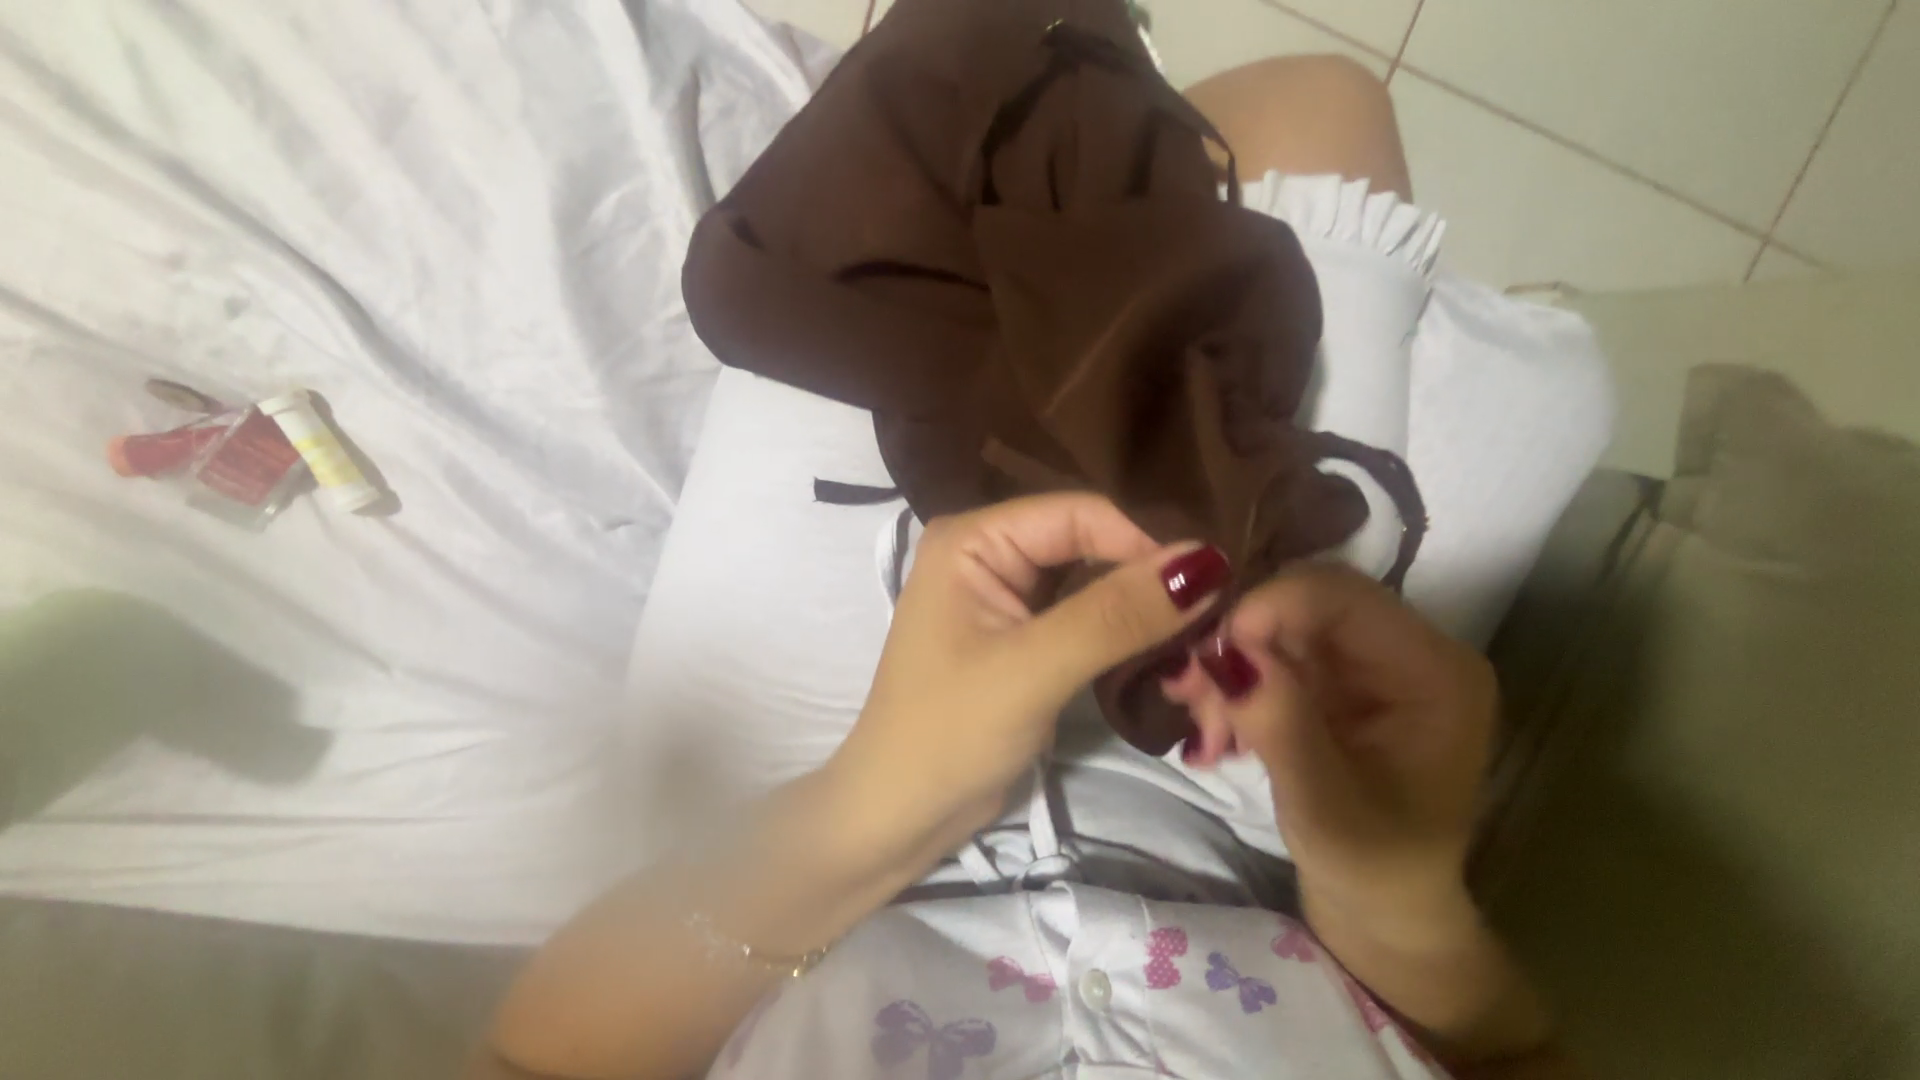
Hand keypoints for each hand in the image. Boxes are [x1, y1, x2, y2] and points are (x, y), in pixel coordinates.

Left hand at [826, 493, 1228, 868]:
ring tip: (1197, 640)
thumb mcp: (1033, 669)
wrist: (901, 814)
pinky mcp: (1020, 637)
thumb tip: (1207, 562)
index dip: (1144, 545)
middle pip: (1089, 543)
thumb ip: (1116, 614)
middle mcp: (987, 553)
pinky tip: (1161, 655)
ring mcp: (1003, 597)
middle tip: (1212, 622)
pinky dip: (1121, 633)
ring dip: (1140, 609)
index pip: (1078, 514)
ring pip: (1092, 581)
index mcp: (972, 539)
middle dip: (1146, 580)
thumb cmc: (949, 734)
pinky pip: (1083, 617)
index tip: (1209, 591)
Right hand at [1164, 563, 1497, 941]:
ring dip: (1226, 668)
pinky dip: (1232, 684)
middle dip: (1236, 642)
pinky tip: (1216, 732)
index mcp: (1432, 671)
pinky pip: (1267, 653)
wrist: (1381, 906)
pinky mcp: (1332, 680)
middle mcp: (1403, 650)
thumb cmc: (1371, 866)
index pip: (1340, 594)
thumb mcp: (1324, 804)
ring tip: (1203, 729)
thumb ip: (1280, 723)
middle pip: (1301, 602)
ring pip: (1274, 624)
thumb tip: (1223, 654)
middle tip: (1188, 694)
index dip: (1265, 607)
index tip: (1206, 657)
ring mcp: (1365, 663)